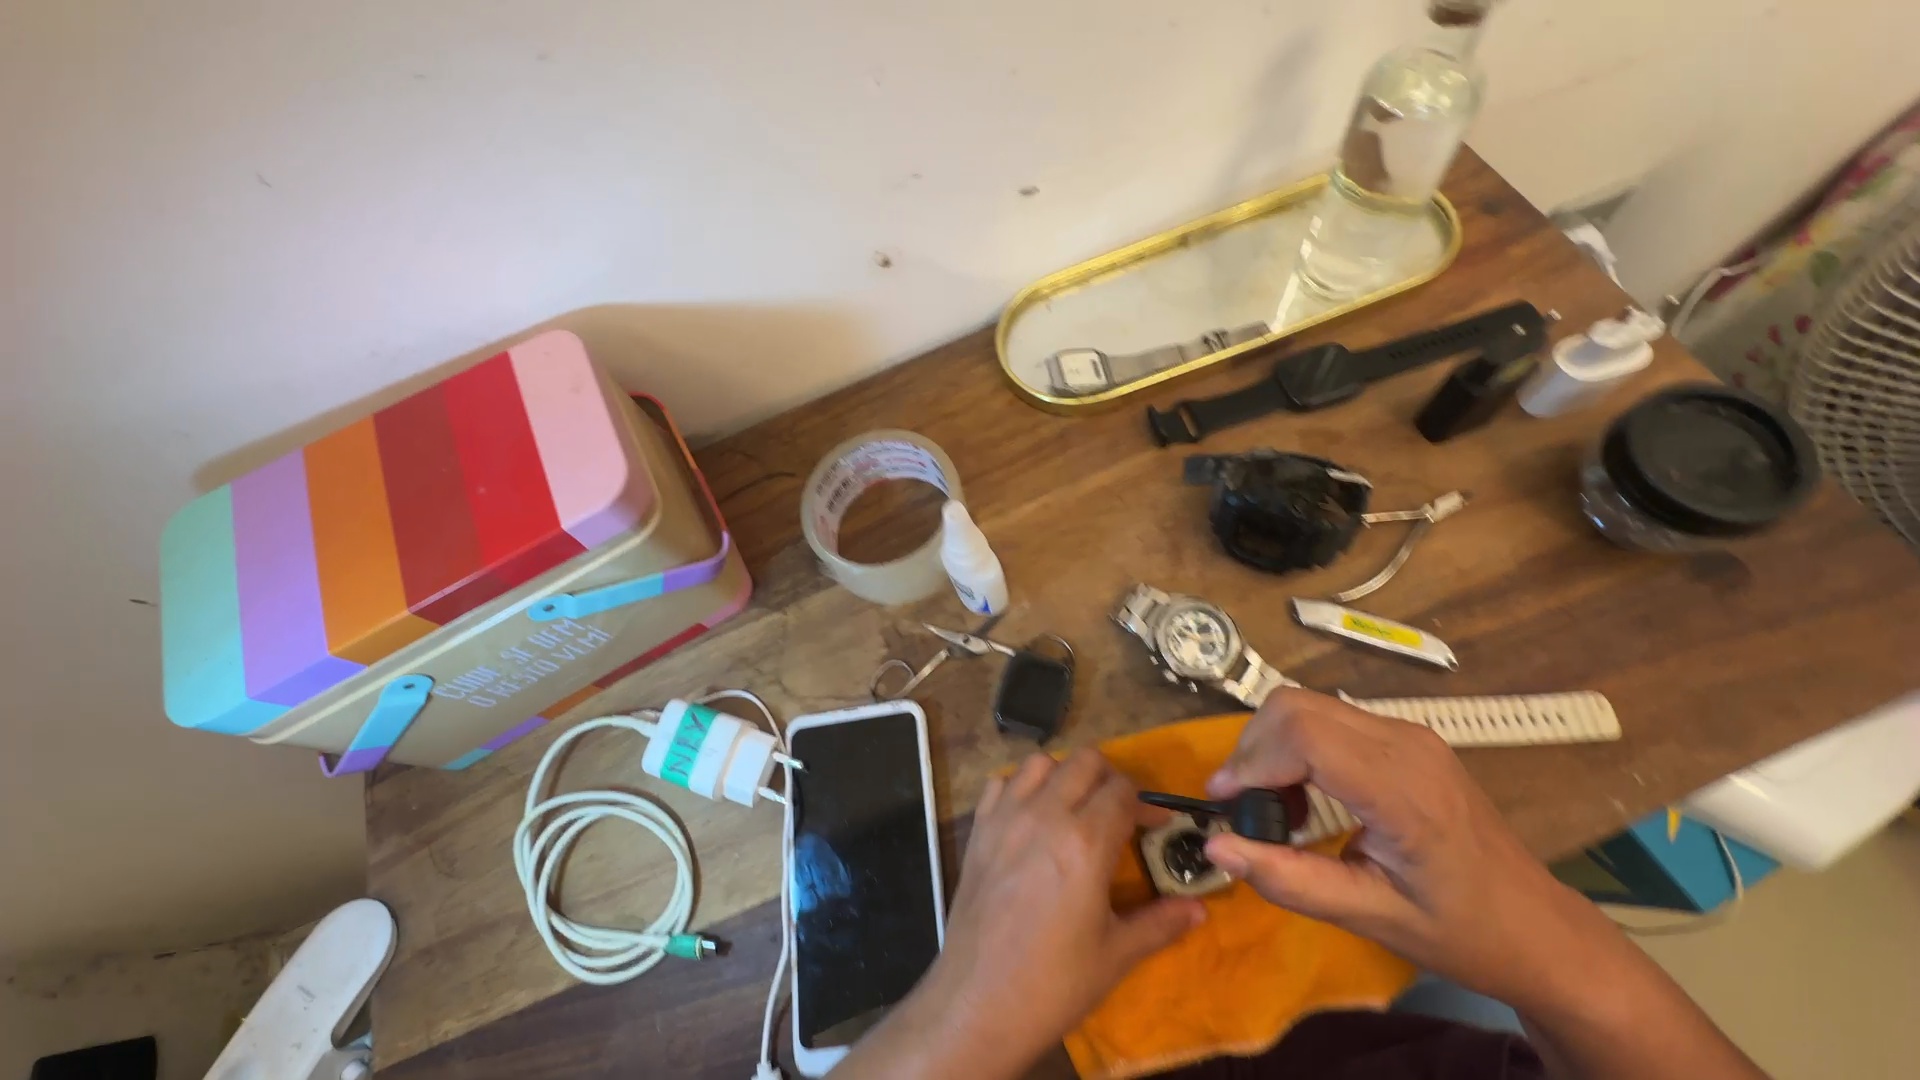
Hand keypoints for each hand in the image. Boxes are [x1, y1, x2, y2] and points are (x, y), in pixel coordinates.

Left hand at [835, 750, 1203, 1079]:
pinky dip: (1019, 787)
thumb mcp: (1116, 955)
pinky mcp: (978, 830)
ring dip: (1064, 775)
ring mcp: (1005, 818)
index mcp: (1086, 842)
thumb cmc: (1054, 983)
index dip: (1144, 805)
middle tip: (1117, 814)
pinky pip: (1000, 783)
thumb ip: (1160, 923)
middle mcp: (1045, 815)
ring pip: (1040, 762)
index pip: (1123, 791)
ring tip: (1074, 809)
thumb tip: (1200, 910)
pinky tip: (1030, 818)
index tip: (1154, 828)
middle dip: (1109, 779)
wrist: (978, 1003)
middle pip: (1084, 761)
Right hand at [1200, 688, 1609, 1009]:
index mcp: (1403, 791)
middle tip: (1244, 805)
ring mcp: (1409, 735)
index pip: (1304, 736)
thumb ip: (1290, 880)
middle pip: (1296, 706)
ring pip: (1308, 705)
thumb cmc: (1462, 932)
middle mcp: (1405, 744)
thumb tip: (1216, 848)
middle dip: (1253, 749)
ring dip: (1272, 746)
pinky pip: (1330, 719)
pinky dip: (1297, 746)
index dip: (1251, 760)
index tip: (1223, 801)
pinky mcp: (1406, 738)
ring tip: (1275, 806)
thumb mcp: (1371, 917)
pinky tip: (1304, 794)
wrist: (1540, 929)